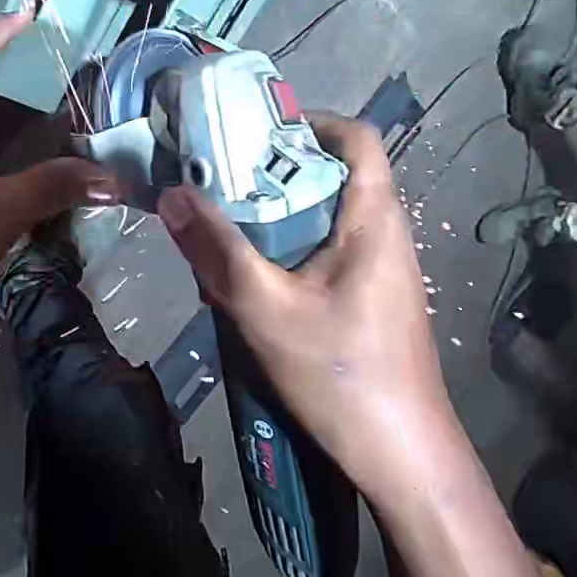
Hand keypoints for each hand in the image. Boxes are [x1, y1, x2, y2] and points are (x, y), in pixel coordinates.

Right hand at [157, 114, 457, 503]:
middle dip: (277, 171)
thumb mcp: (266, 308)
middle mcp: (387, 230)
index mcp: (374, 216)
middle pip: (334, 173)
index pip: (356, 137)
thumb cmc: (341, 373)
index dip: (310, 121)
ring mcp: (384, 266)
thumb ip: (218, 250)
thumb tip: (172, 194)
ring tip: (229, 229)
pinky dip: (292, 249)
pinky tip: (254, 281)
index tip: (255, 133)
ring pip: (328, 215)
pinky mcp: (374, 295)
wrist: (403, 455)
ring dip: (280, 216)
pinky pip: (330, 250)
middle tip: (224, 181)